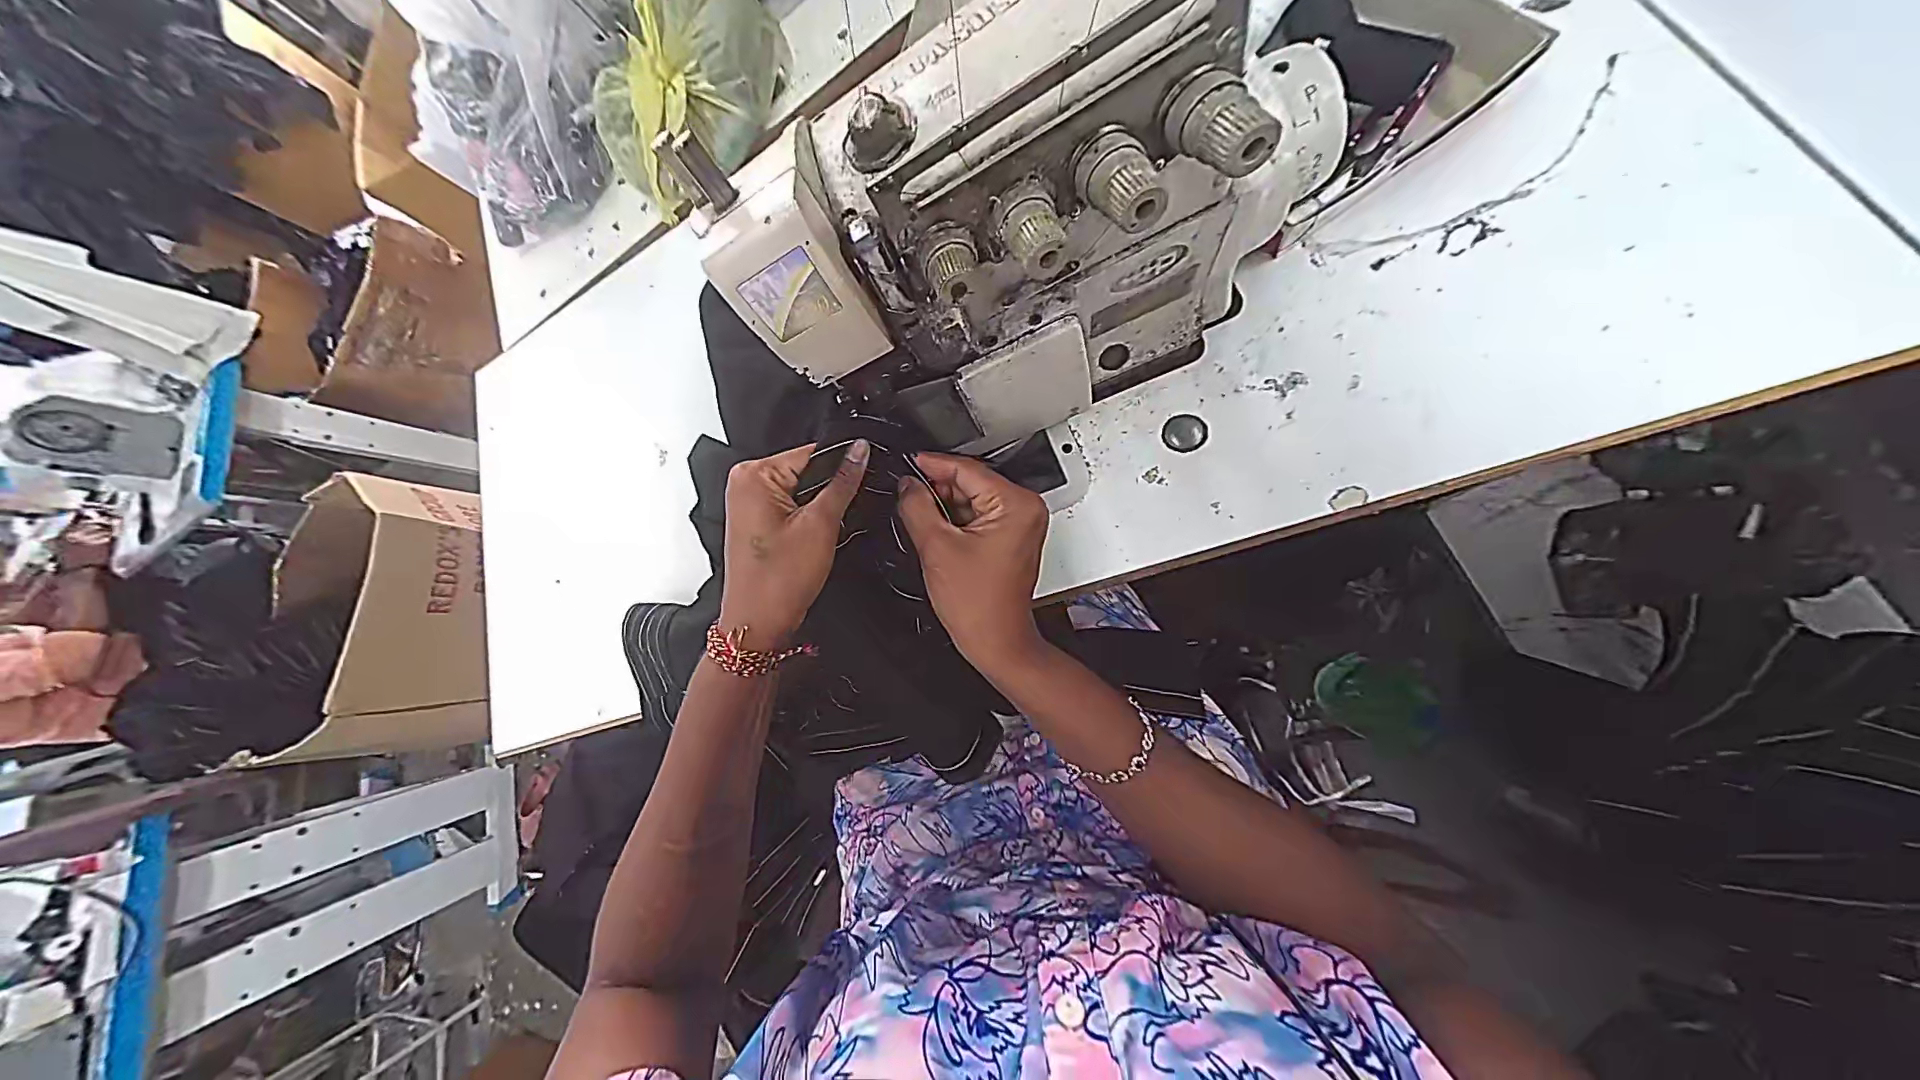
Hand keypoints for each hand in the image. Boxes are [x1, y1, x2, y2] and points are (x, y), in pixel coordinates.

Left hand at [718, 440, 867, 649]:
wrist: (759, 624)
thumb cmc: (775, 583)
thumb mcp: (821, 525)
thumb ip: (843, 483)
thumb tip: (859, 452)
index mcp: (753, 475)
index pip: (813, 452)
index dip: (843, 469)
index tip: (860, 485)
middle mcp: (745, 483)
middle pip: (808, 470)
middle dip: (829, 492)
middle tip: (831, 523)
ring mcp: (750, 503)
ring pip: (803, 490)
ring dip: (819, 509)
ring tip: (818, 536)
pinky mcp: (758, 521)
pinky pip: (793, 506)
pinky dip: (808, 520)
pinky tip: (810, 541)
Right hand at [896, 453, 1048, 669]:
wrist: (995, 640)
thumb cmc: (980, 606)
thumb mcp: (936, 547)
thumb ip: (917, 506)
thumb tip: (908, 484)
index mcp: (1016, 504)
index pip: (968, 469)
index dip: (932, 465)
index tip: (910, 463)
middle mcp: (1026, 509)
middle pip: (971, 482)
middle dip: (938, 490)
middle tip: (909, 497)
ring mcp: (1021, 522)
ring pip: (972, 498)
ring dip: (945, 506)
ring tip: (925, 525)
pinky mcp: (1012, 535)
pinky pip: (979, 514)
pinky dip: (956, 520)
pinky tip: (940, 535)